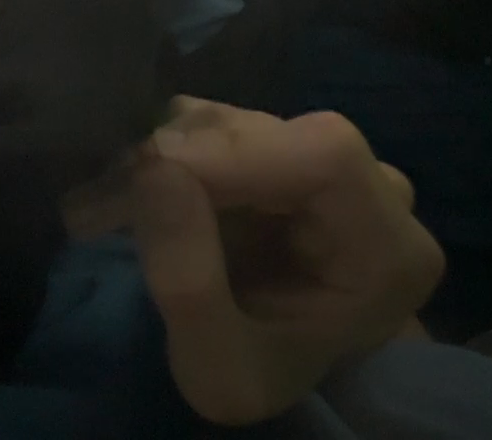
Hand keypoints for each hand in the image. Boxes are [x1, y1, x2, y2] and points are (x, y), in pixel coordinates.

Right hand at [130, 98, 443, 425]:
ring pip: (231, 120)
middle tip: (102, 204)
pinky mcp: (273, 137)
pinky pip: (211, 120)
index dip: (235, 154)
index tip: (150, 175)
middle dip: (180, 159)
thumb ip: (189, 285)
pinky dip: (161, 147)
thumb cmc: (253, 371)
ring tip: (105, 206)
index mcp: (388, 249)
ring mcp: (319, 154)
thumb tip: (158, 169)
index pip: (325, 156)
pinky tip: (130, 189)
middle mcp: (371, 186)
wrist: (257, 359)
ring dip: (158, 154)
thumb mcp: (217, 370)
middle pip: (268, 134)